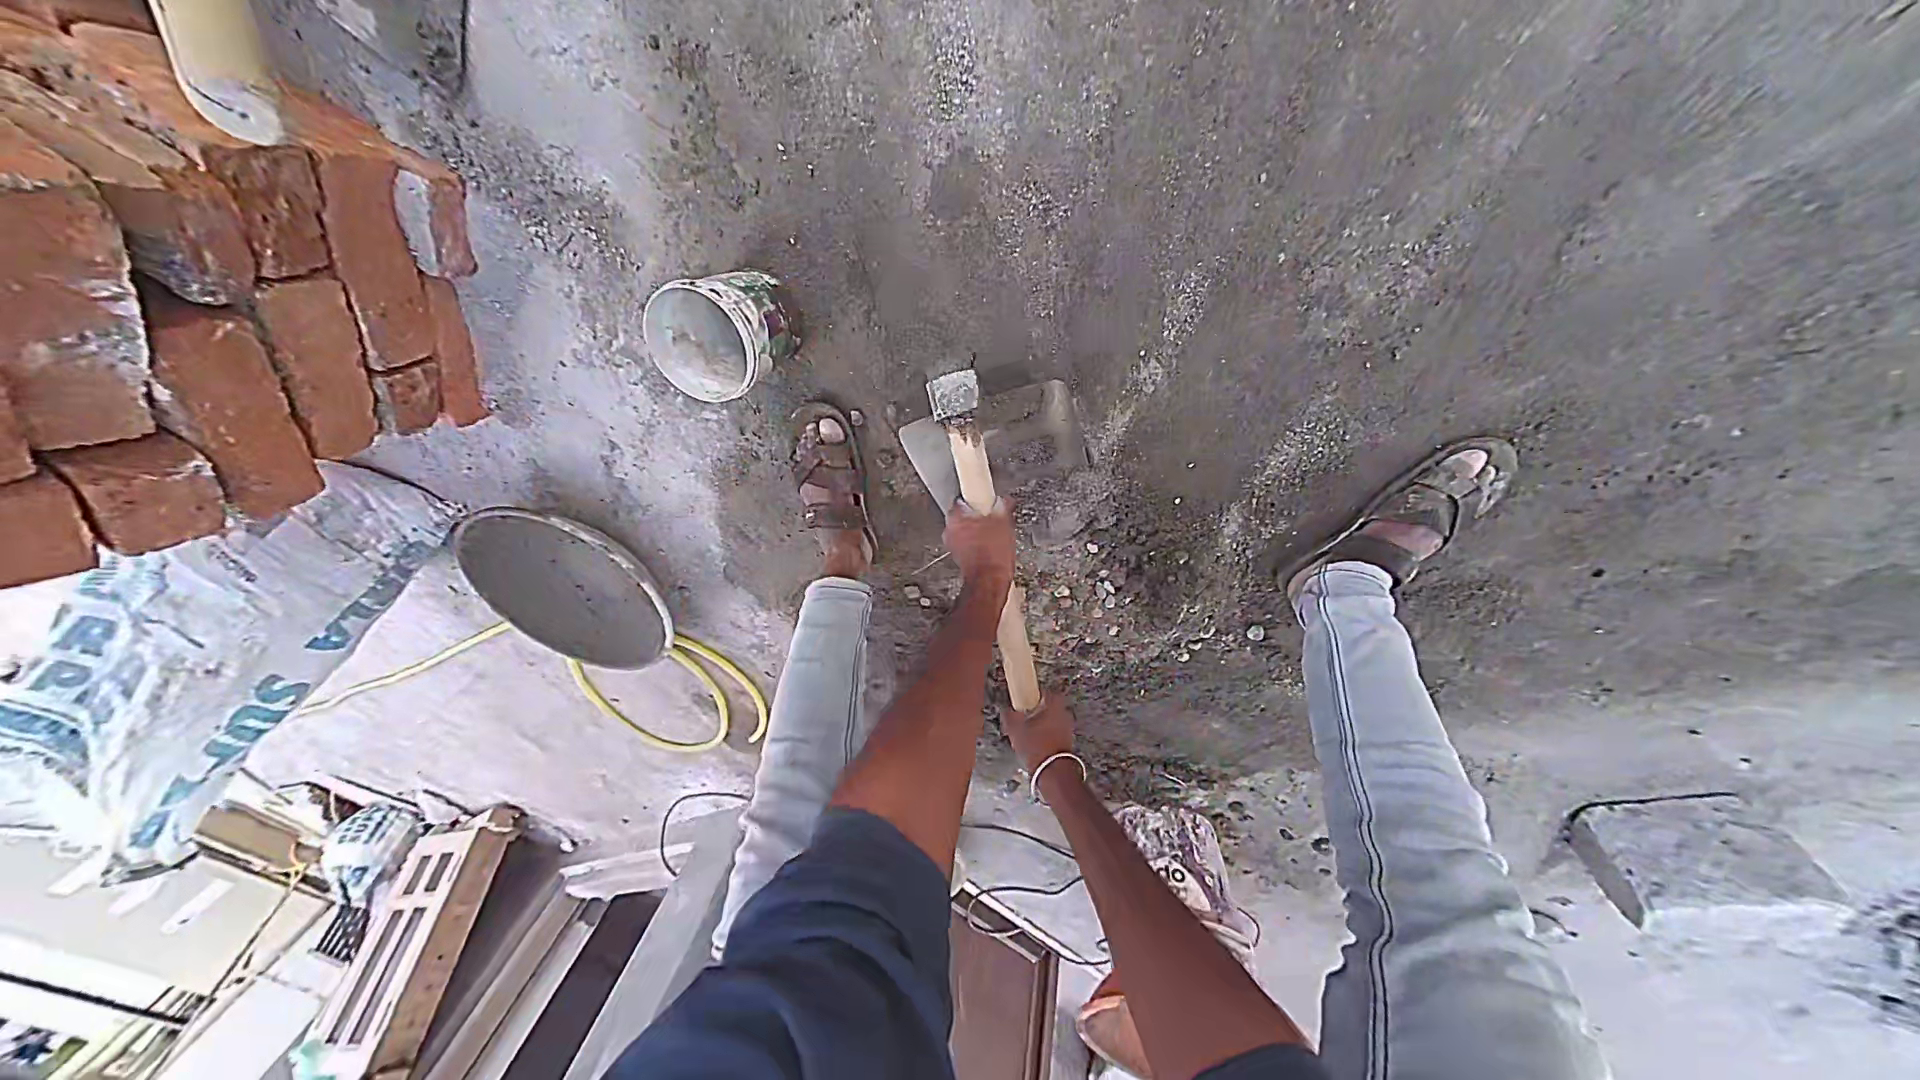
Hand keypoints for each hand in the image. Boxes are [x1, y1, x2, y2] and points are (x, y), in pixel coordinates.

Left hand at [944, 497, 1014, 595]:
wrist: (990, 580)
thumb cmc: (993, 554)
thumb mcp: (1004, 522)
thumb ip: (1002, 506)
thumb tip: (1004, 501)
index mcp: (957, 516)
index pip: (962, 499)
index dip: (976, 499)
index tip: (985, 501)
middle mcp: (950, 529)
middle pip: (963, 515)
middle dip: (976, 516)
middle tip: (992, 517)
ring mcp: (952, 544)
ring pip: (963, 530)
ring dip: (976, 530)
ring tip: (993, 533)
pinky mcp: (958, 556)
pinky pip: (966, 543)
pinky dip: (975, 543)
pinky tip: (989, 546)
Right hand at [1002, 693, 1075, 772]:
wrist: (1053, 771)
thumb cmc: (1036, 746)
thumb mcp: (1015, 728)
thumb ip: (1009, 715)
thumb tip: (1007, 709)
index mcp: (1054, 705)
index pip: (1045, 691)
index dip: (1033, 694)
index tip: (1025, 698)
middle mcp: (1064, 714)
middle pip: (1049, 705)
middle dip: (1037, 710)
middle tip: (1025, 715)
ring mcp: (1068, 728)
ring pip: (1053, 719)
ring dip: (1042, 723)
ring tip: (1028, 731)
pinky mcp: (1067, 742)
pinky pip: (1055, 732)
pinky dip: (1046, 734)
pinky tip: (1035, 743)